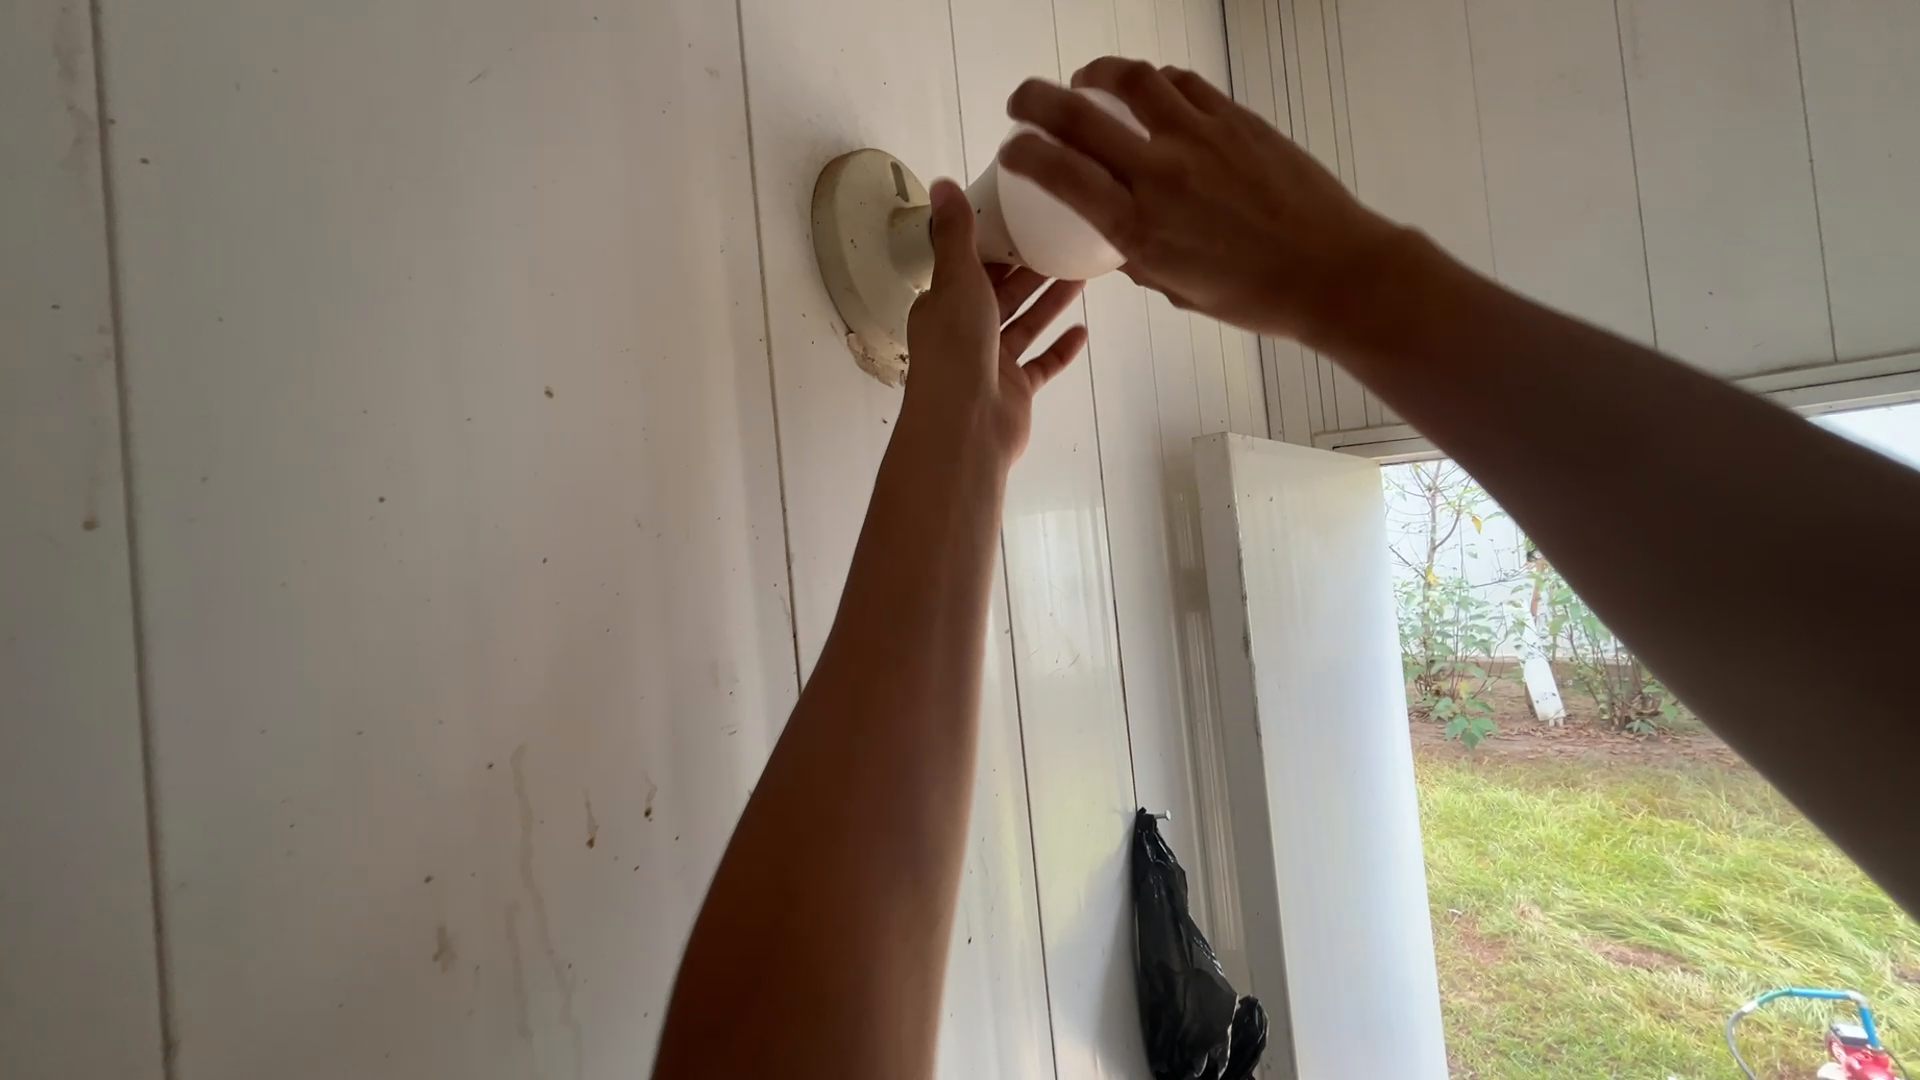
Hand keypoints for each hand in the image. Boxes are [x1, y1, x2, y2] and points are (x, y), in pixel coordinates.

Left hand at [902, 180, 1088, 463]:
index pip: (971, 265)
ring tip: (1083, 273)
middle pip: (1003, 293)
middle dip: (1032, 267)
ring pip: (1025, 324)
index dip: (998, 242)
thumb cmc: (957, 349)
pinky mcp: (1016, 391)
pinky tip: (1083, 330)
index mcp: (943, 305)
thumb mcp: (956, 280)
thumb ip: (956, 234)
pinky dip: (1060, 348)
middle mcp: (965, 333)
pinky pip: (1041, 364)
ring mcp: (992, 364)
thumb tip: (942, 184)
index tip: (1028, 216)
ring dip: (1051, 301)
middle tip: (1067, 238)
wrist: (966, 426)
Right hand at [1001, 57, 1403, 344]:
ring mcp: (1200, 137)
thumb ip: (1138, 258)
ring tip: (1084, 82)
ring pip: (1131, 81)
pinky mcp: (1235, 119)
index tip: (1011, 149)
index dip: (1025, 154)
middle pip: (1080, 116)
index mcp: (1139, 227)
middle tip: (1022, 100)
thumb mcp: (1176, 288)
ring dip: (1096, 75)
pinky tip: (1148, 94)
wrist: (1328, 270)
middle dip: (1036, 100)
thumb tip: (1120, 240)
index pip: (1061, 175)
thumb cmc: (1251, 296)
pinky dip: (1153, 83)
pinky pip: (1182, 85)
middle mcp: (1160, 173)